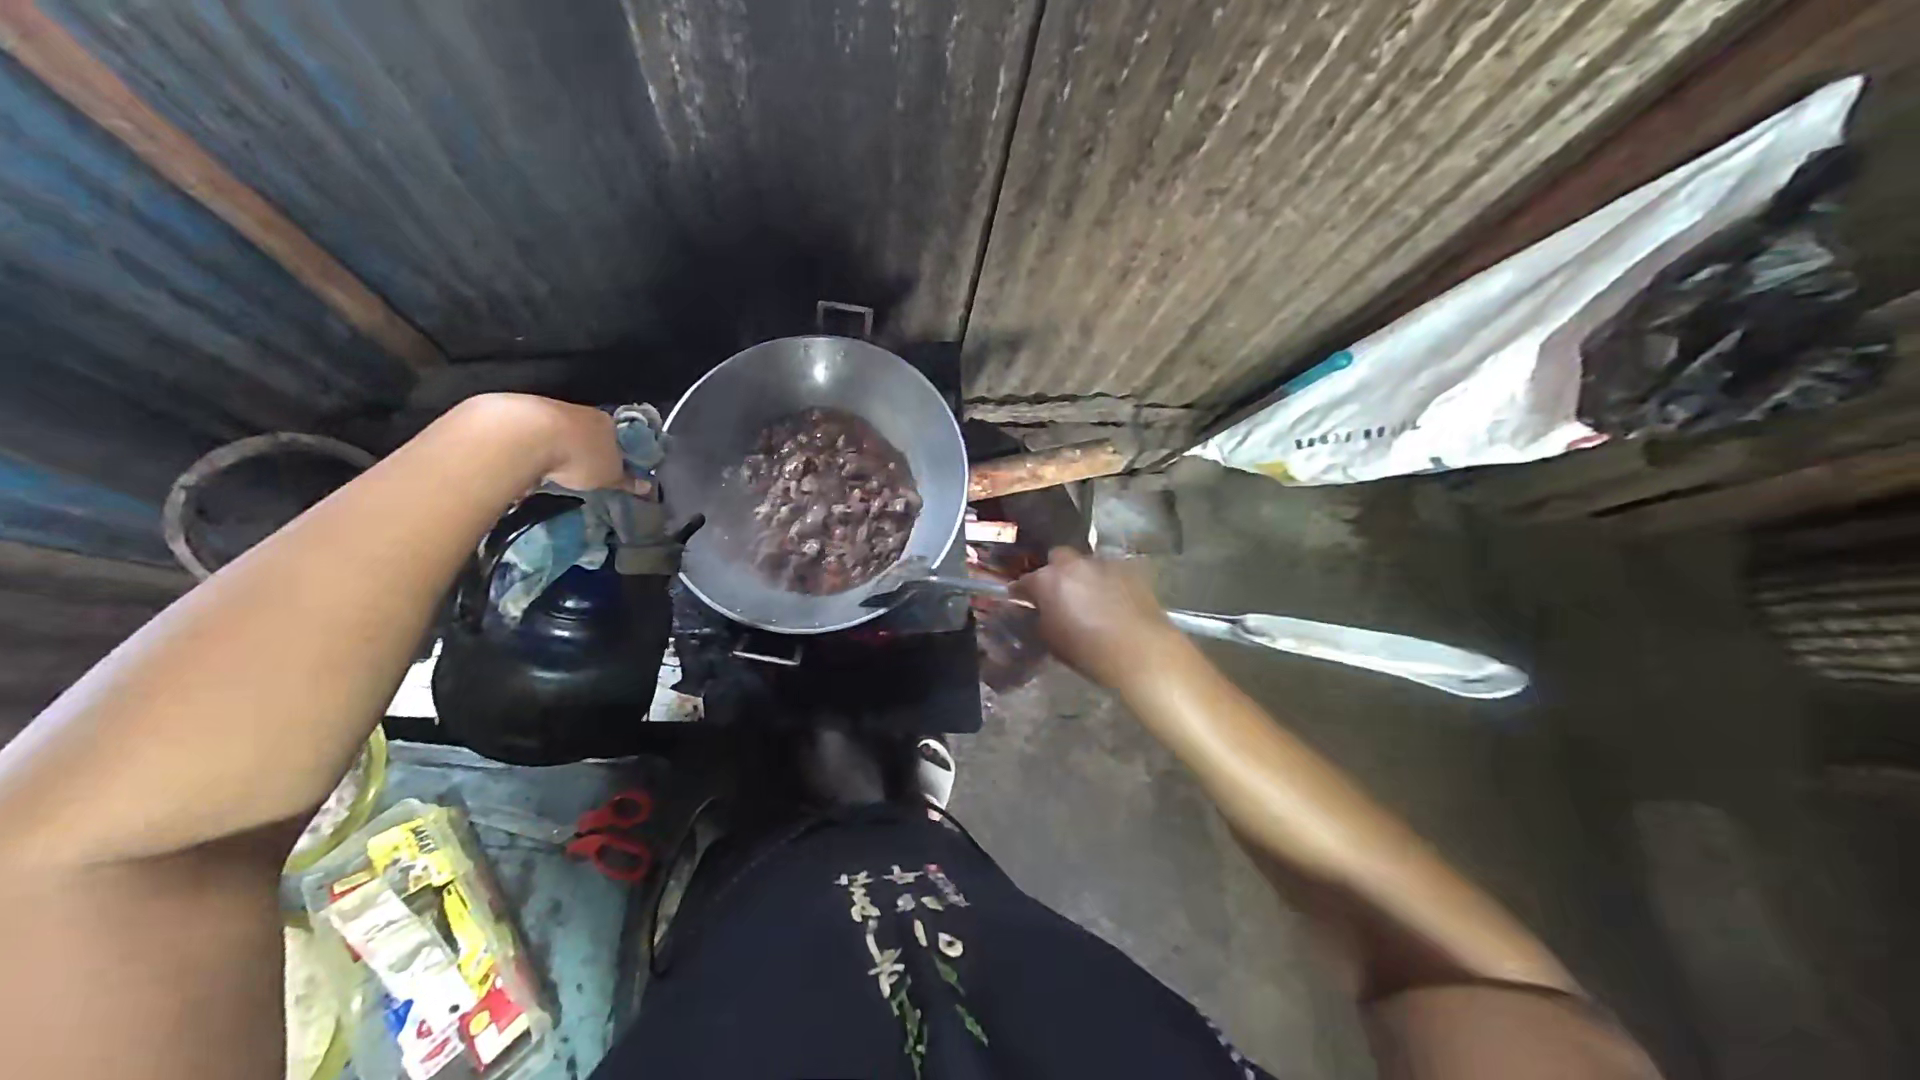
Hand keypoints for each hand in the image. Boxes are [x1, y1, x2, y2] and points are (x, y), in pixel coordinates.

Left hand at [453, 394, 634, 493]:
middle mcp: (583, 411)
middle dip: (587, 448)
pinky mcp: (522, 413)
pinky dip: (536, 445)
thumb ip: (627, 481)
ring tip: (553, 468)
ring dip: (559, 446)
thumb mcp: (609, 476)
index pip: (619, 436)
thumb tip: (647, 487)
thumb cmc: (580, 456)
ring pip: (561, 430)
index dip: (618, 452)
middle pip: (589, 431)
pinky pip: (536, 432)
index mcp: (608, 422)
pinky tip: (531, 460)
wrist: (528, 435)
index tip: (615, 466)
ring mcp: (551, 409)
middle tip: (583, 470)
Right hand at [1011, 548, 1194, 690]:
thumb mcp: (1051, 639)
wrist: (1140, 651)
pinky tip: (1114, 600)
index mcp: (1047, 580)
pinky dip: (1107, 582)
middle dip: (1055, 573)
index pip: (1025, 581)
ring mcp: (1103, 563)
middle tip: (1059, 594)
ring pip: (1085, 564)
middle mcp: (1073, 564)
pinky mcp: (1129, 569)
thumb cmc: (1087, 651)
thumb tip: (1038, 610)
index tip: (1022, 601)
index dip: (1022, 592)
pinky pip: (1110, 571)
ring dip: (1083, 576)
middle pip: (1057, 559)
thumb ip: (1039, 618)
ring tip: (1090, 599)